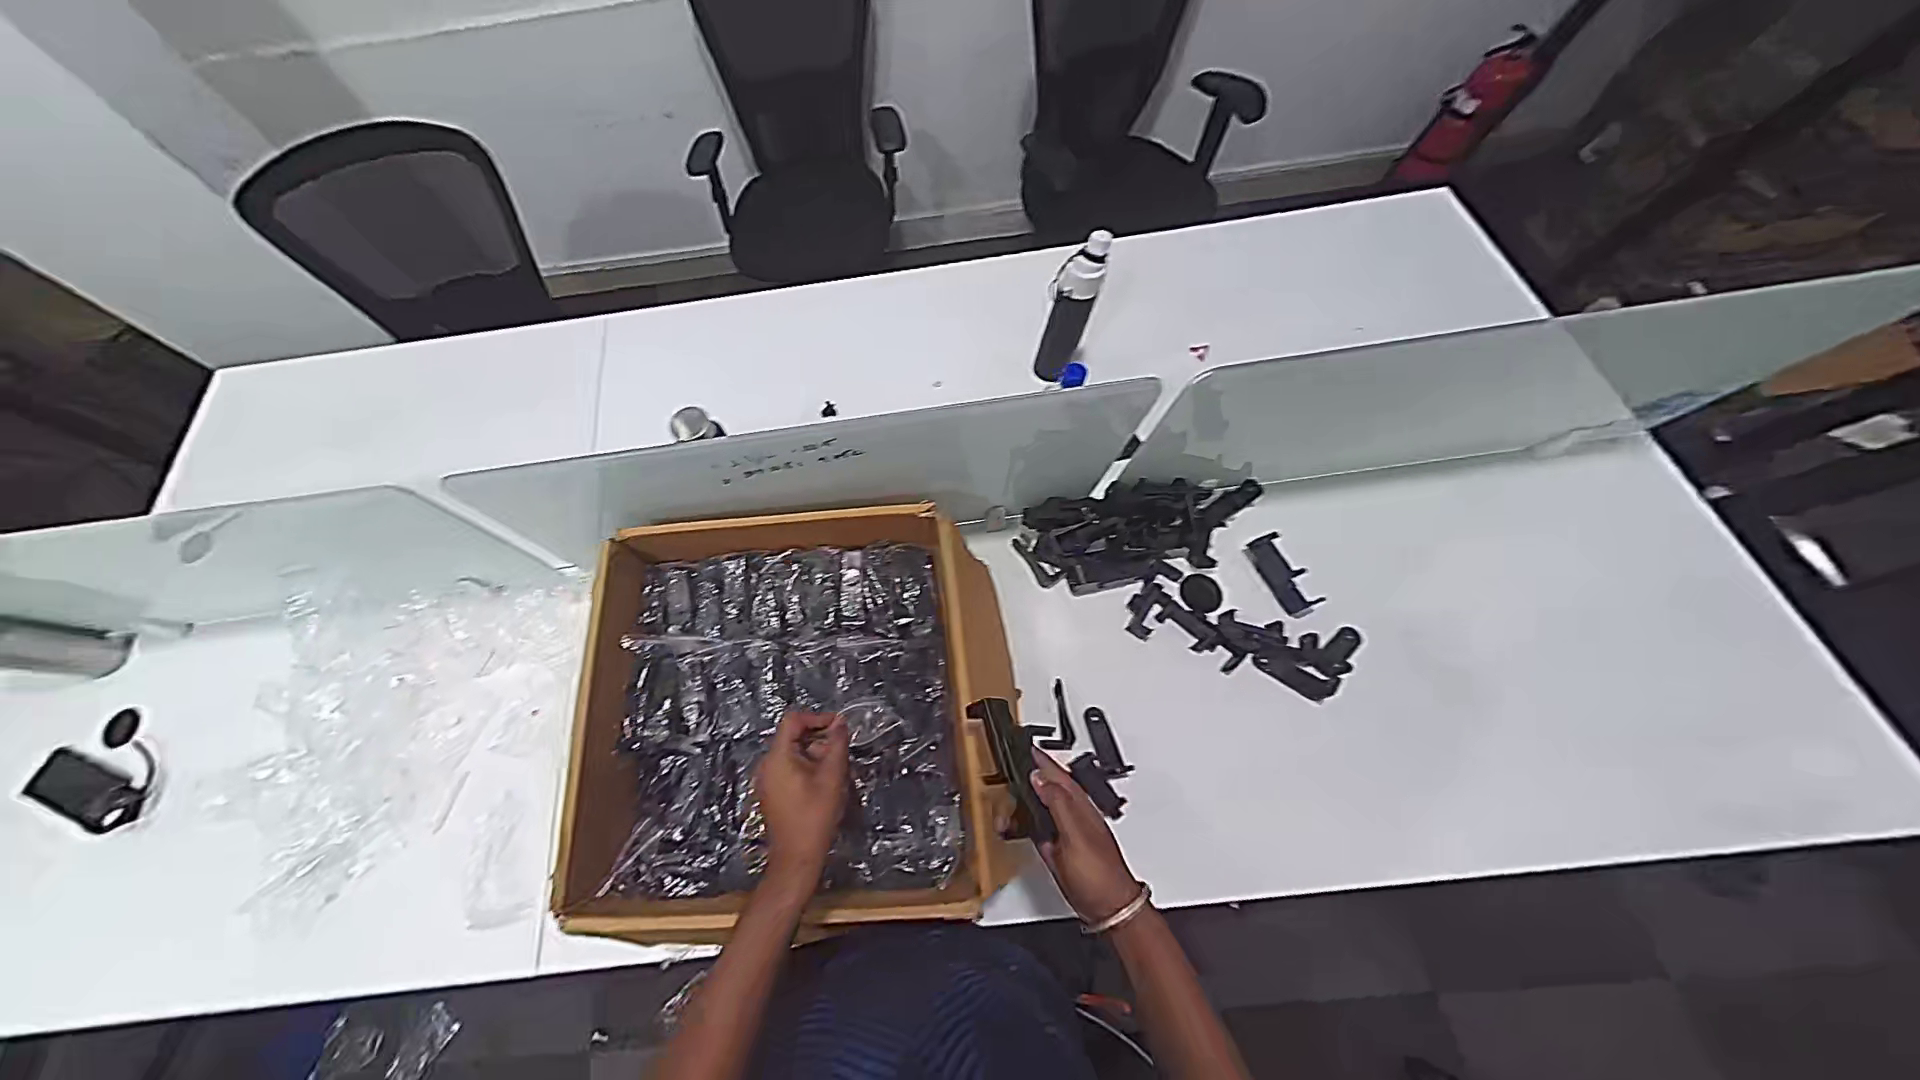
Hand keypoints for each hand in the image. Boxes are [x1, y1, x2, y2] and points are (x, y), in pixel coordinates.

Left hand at [755, 711, 848, 883]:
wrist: (796, 858)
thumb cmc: (814, 815)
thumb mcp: (831, 776)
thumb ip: (837, 744)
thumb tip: (840, 722)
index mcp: (777, 757)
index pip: (793, 720)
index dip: (817, 717)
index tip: (838, 726)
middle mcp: (767, 764)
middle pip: (793, 736)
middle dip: (820, 738)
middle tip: (842, 750)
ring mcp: (768, 779)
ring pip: (794, 753)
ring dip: (817, 754)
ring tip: (838, 769)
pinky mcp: (772, 791)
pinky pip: (790, 768)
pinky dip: (808, 767)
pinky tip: (825, 782)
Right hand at [1030, 751, 1141, 922]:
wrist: (1109, 908)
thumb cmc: (1100, 874)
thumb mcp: (1074, 834)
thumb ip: (1057, 804)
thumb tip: (1040, 778)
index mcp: (1079, 805)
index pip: (1057, 774)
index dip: (1042, 761)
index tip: (1028, 748)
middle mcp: (1073, 815)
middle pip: (1048, 788)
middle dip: (1030, 780)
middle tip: (1014, 773)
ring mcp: (1068, 832)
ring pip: (1042, 808)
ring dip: (1025, 805)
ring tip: (1011, 805)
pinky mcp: (1061, 849)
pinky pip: (1040, 828)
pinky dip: (1027, 825)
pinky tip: (1021, 827)